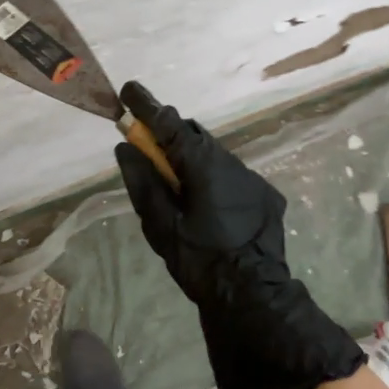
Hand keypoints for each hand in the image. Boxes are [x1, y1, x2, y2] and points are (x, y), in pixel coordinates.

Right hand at [114, 81, 363, 388]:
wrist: (255, 297)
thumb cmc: (201, 261)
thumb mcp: (161, 226)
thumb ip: (143, 181)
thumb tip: (125, 147)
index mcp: (201, 163)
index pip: (167, 121)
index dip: (145, 104)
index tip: (128, 91)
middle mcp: (228, 160)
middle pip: (191, 133)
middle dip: (166, 133)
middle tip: (145, 146)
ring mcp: (250, 175)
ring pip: (211, 153)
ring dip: (189, 157)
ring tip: (173, 180)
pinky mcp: (263, 193)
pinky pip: (228, 172)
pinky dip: (209, 175)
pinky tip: (204, 202)